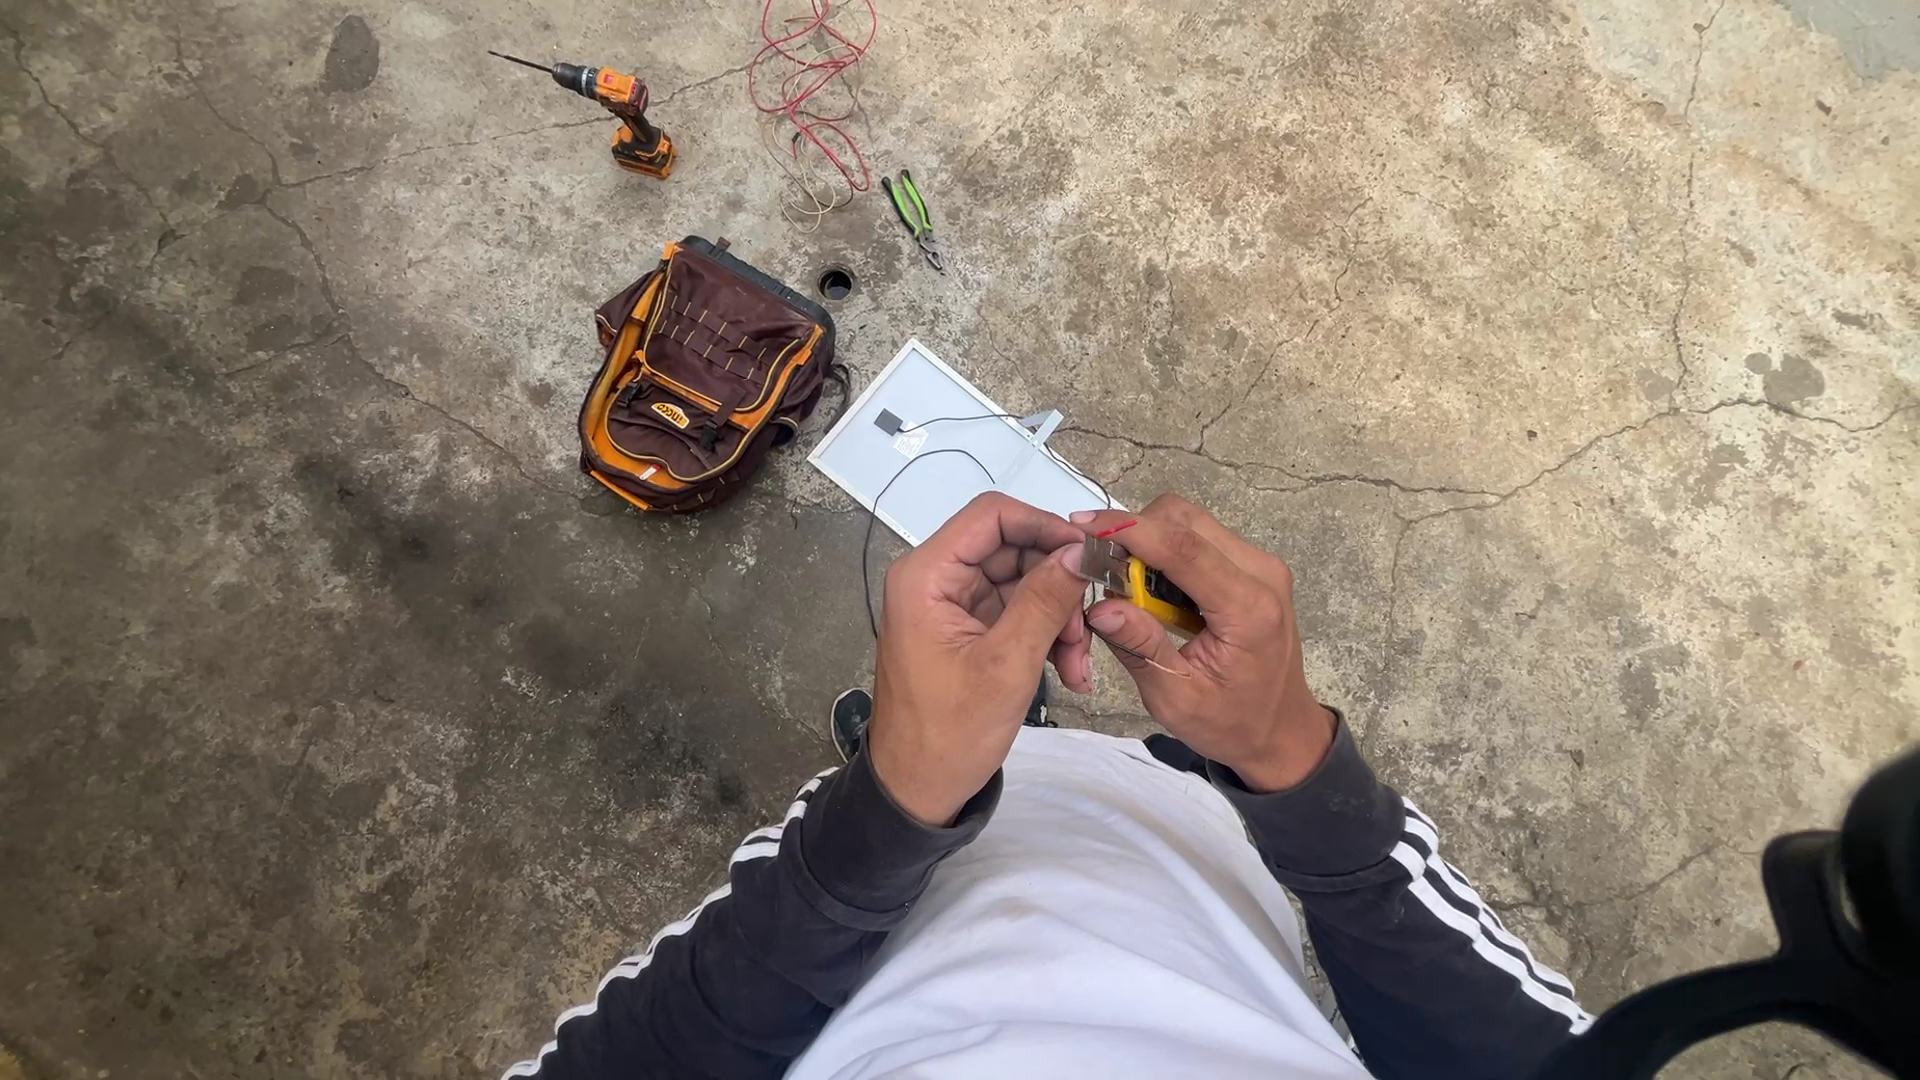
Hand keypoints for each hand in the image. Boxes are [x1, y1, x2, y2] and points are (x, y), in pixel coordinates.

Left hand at [869, 492, 1091, 825]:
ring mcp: (954, 604)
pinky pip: (1017, 612)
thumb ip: (1044, 601)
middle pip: (1013, 550)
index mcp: (927, 575)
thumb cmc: (950, 732)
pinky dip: (1046, 635)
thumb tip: (1080, 551)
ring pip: (1022, 582)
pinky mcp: (969, 628)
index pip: (992, 516)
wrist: (918, 789)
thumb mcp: (1006, 665)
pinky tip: (1070, 671)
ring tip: (1078, 665)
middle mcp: (937, 578)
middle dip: (1057, 586)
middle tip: (1087, 628)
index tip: (1088, 555)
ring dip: (1058, 618)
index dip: (1044, 526)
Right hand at [1066, 496, 1334, 791]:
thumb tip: (1099, 607)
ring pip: (1188, 521)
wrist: (1283, 731)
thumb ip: (1140, 648)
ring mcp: (1260, 564)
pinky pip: (1198, 536)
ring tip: (1126, 584)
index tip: (1083, 526)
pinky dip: (1164, 549)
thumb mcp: (1176, 699)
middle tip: (1102, 569)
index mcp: (1247, 609)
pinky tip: (1151, 587)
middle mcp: (1261, 573)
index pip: (1182, 548)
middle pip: (1183, 520)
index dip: (1129, 529)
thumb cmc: (1231, 722)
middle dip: (1134, 533)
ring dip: (1148, 539)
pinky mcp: (1251, 564)